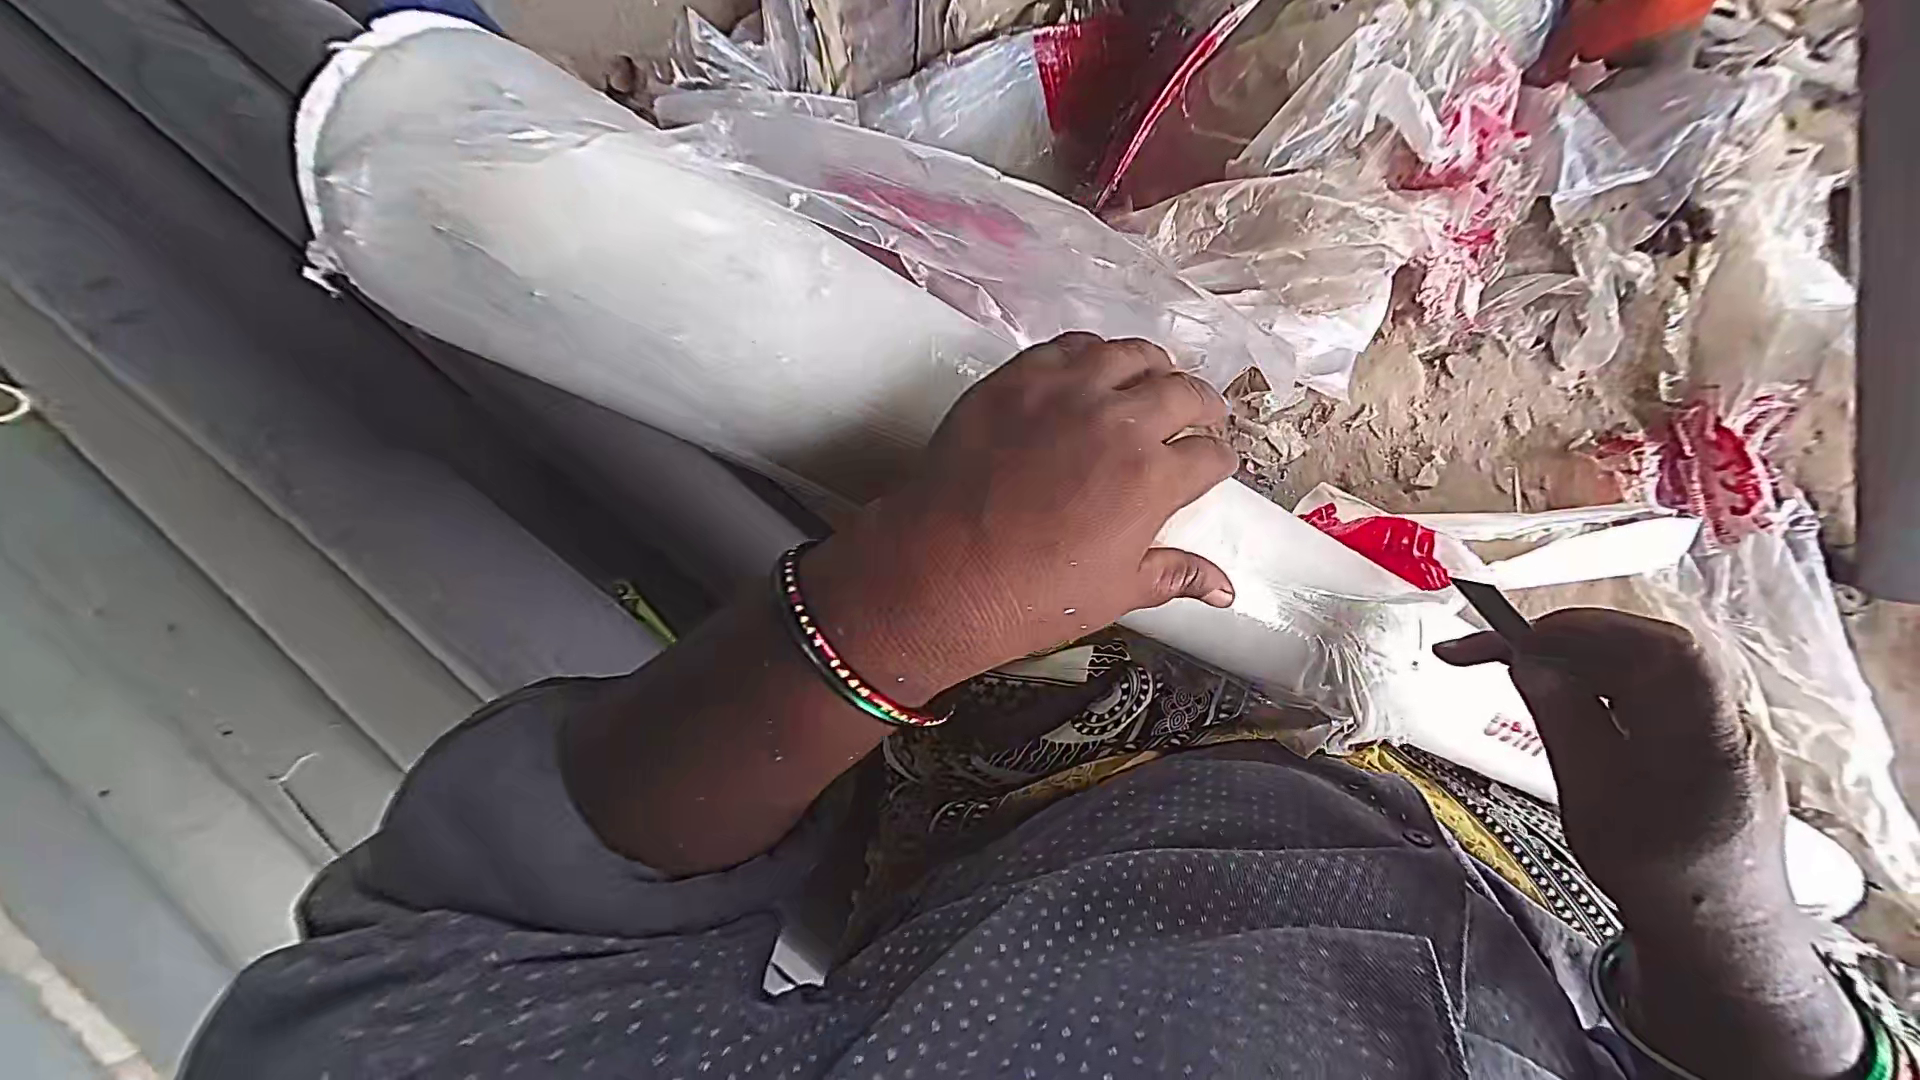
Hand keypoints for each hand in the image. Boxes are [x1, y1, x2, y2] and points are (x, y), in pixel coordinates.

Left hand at [803, 333, 1239, 706]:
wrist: (939, 571)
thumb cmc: (1028, 594)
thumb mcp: (1112, 592)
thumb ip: (1173, 575)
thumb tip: (1222, 588)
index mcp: (1151, 477)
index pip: (1209, 454)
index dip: (1215, 461)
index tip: (1208, 465)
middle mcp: (1117, 421)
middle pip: (1184, 391)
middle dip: (1201, 408)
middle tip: (1197, 419)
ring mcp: (1062, 392)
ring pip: (1129, 354)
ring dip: (1152, 369)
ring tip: (1152, 383)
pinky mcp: (1014, 379)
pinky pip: (1068, 347)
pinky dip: (1091, 356)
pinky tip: (1091, 372)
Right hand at [1433, 609, 1786, 919]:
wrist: (1713, 925)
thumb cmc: (1651, 864)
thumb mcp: (1590, 791)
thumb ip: (1562, 716)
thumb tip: (1526, 660)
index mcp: (1705, 735)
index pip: (1666, 648)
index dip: (1589, 627)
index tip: (1521, 636)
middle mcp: (1721, 721)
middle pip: (1638, 648)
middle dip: (1558, 639)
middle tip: (1487, 650)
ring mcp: (1713, 726)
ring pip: (1632, 664)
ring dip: (1564, 657)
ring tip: (1507, 669)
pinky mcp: (1695, 735)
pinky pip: (1636, 687)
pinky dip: (1585, 677)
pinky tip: (1552, 693)